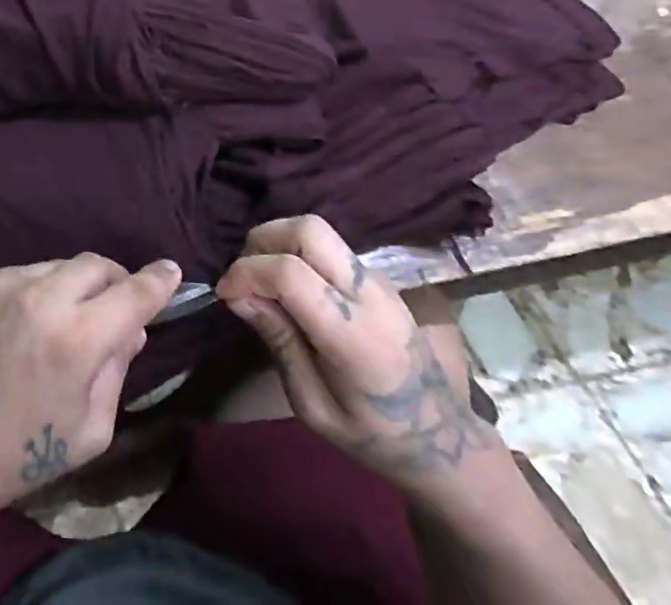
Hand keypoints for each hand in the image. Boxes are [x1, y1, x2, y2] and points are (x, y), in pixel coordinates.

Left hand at [0, 255, 181, 532]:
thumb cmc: (23, 452)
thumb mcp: (91, 429)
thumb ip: (117, 369)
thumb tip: (130, 328)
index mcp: (76, 339)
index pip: (133, 293)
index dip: (158, 281)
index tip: (171, 271)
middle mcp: (40, 297)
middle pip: (95, 264)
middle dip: (116, 279)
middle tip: (119, 304)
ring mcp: (3, 283)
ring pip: (58, 266)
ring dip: (74, 286)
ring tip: (66, 321)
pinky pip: (24, 274)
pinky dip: (38, 291)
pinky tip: (27, 324)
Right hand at [215, 216, 498, 503]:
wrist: (444, 440)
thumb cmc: (372, 434)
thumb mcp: (311, 404)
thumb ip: (278, 341)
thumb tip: (238, 295)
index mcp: (355, 338)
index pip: (290, 273)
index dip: (245, 273)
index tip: (226, 295)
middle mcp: (372, 297)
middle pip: (308, 230)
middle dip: (262, 241)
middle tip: (245, 275)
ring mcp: (380, 283)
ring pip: (317, 231)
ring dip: (278, 245)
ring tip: (263, 282)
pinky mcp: (379, 279)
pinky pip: (328, 247)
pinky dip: (295, 253)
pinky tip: (289, 288)